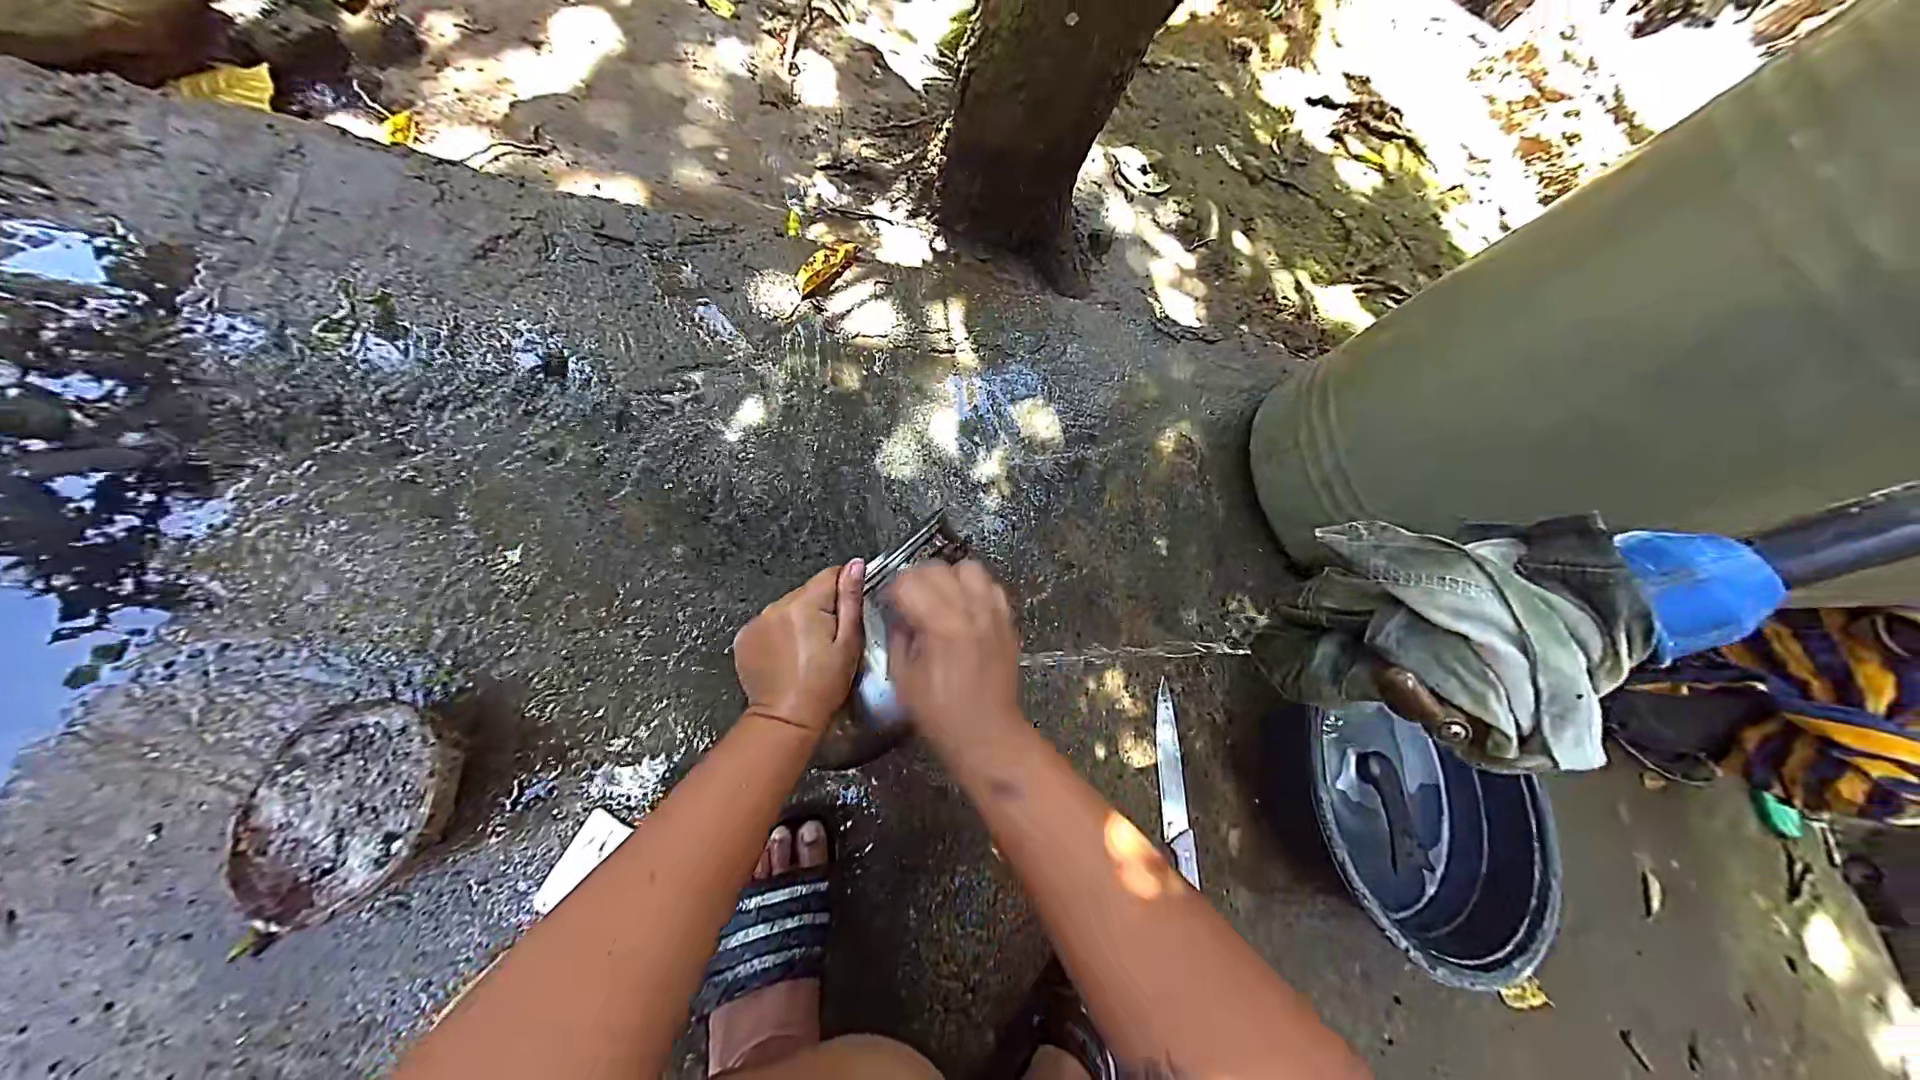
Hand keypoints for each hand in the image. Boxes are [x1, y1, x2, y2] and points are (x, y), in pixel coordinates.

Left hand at [734, 560, 864, 733]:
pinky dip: (779, 633)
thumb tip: (855, 565)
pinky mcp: (745, 637)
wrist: (785, 719)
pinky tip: (788, 655)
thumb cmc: (823, 686)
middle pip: (807, 592)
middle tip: (828, 641)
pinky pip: (768, 623)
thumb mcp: (849, 642)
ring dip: (798, 621)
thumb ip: (851, 599)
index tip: (846, 616)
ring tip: (807, 651)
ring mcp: (757, 621)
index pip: (830, 575)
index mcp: (805, 605)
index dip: (843, 592)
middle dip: (820, 609)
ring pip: (788, 607)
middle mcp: (776, 606)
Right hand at [886, 560, 1022, 740]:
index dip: (894, 589)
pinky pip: (992, 587)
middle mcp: (971, 612)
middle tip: (909, 598)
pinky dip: (975, 589)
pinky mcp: (1007, 623)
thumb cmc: (942, 715)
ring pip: (969, 569)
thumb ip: (899, 638)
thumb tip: (899, 617)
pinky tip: (965, 606)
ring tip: (939, 596)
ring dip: (949, 577)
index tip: (890, 602)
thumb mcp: (904, 679)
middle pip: (938, 568)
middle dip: (917, 578)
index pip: (909, 582)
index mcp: (941, 626)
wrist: (988, 734)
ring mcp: (993, 615)